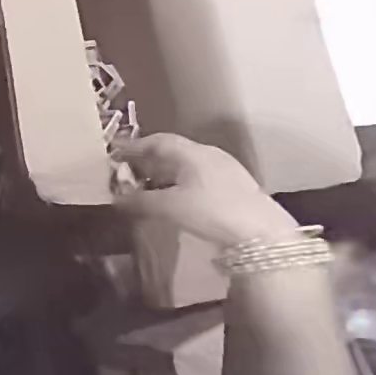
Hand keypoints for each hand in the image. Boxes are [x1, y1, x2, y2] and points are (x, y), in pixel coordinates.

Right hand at [114, 134, 299, 247]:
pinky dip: (177, 184)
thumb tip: (116, 200)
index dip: (133, 147)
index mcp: (192, 152)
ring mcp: (224, 170)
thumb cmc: (211, 211)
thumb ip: (139, 201)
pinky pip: (197, 178)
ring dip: (162, 175)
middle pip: (171, 152)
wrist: (261, 233)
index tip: (114, 156)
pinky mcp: (233, 187)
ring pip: (185, 166)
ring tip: (145, 189)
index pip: (157, 141)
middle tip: (125, 174)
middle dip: (146, 161)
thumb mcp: (168, 206)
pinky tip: (172, 199)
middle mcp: (208, 154)